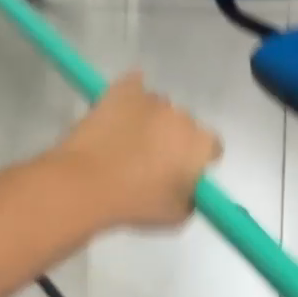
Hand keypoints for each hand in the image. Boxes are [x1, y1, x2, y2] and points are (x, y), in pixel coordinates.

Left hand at [50, 73, 218, 228]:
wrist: (87, 181)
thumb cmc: (136, 201)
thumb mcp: (177, 214)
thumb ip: (191, 196)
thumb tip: (187, 186)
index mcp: (200, 144)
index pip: (210, 146)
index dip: (196, 158)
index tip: (179, 170)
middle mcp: (180, 116)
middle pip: (182, 123)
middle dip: (171, 136)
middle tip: (149, 155)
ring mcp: (149, 99)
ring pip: (157, 105)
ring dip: (149, 117)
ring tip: (126, 135)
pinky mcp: (120, 91)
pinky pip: (132, 83)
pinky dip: (131, 90)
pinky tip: (123, 99)